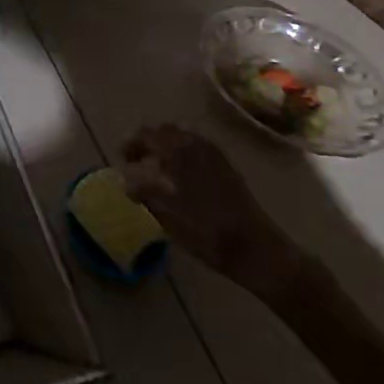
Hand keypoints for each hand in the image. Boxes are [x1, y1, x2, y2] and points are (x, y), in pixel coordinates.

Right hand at [121, 124, 304, 294]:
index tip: (122, 159)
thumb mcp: (170, 218)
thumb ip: (146, 195)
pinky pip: (199, 147)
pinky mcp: (228, 167)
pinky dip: (184, 151)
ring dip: (167, 145)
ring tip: (158, 167)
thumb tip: (126, 183)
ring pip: (184, 137)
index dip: (132, 144)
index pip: (148, 136)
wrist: (260, 251)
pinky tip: (183, 174)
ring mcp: (216, 156)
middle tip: (138, 161)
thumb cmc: (210, 235)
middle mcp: (197, 147)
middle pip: (166, 131)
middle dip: (149, 141)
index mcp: (180, 154)